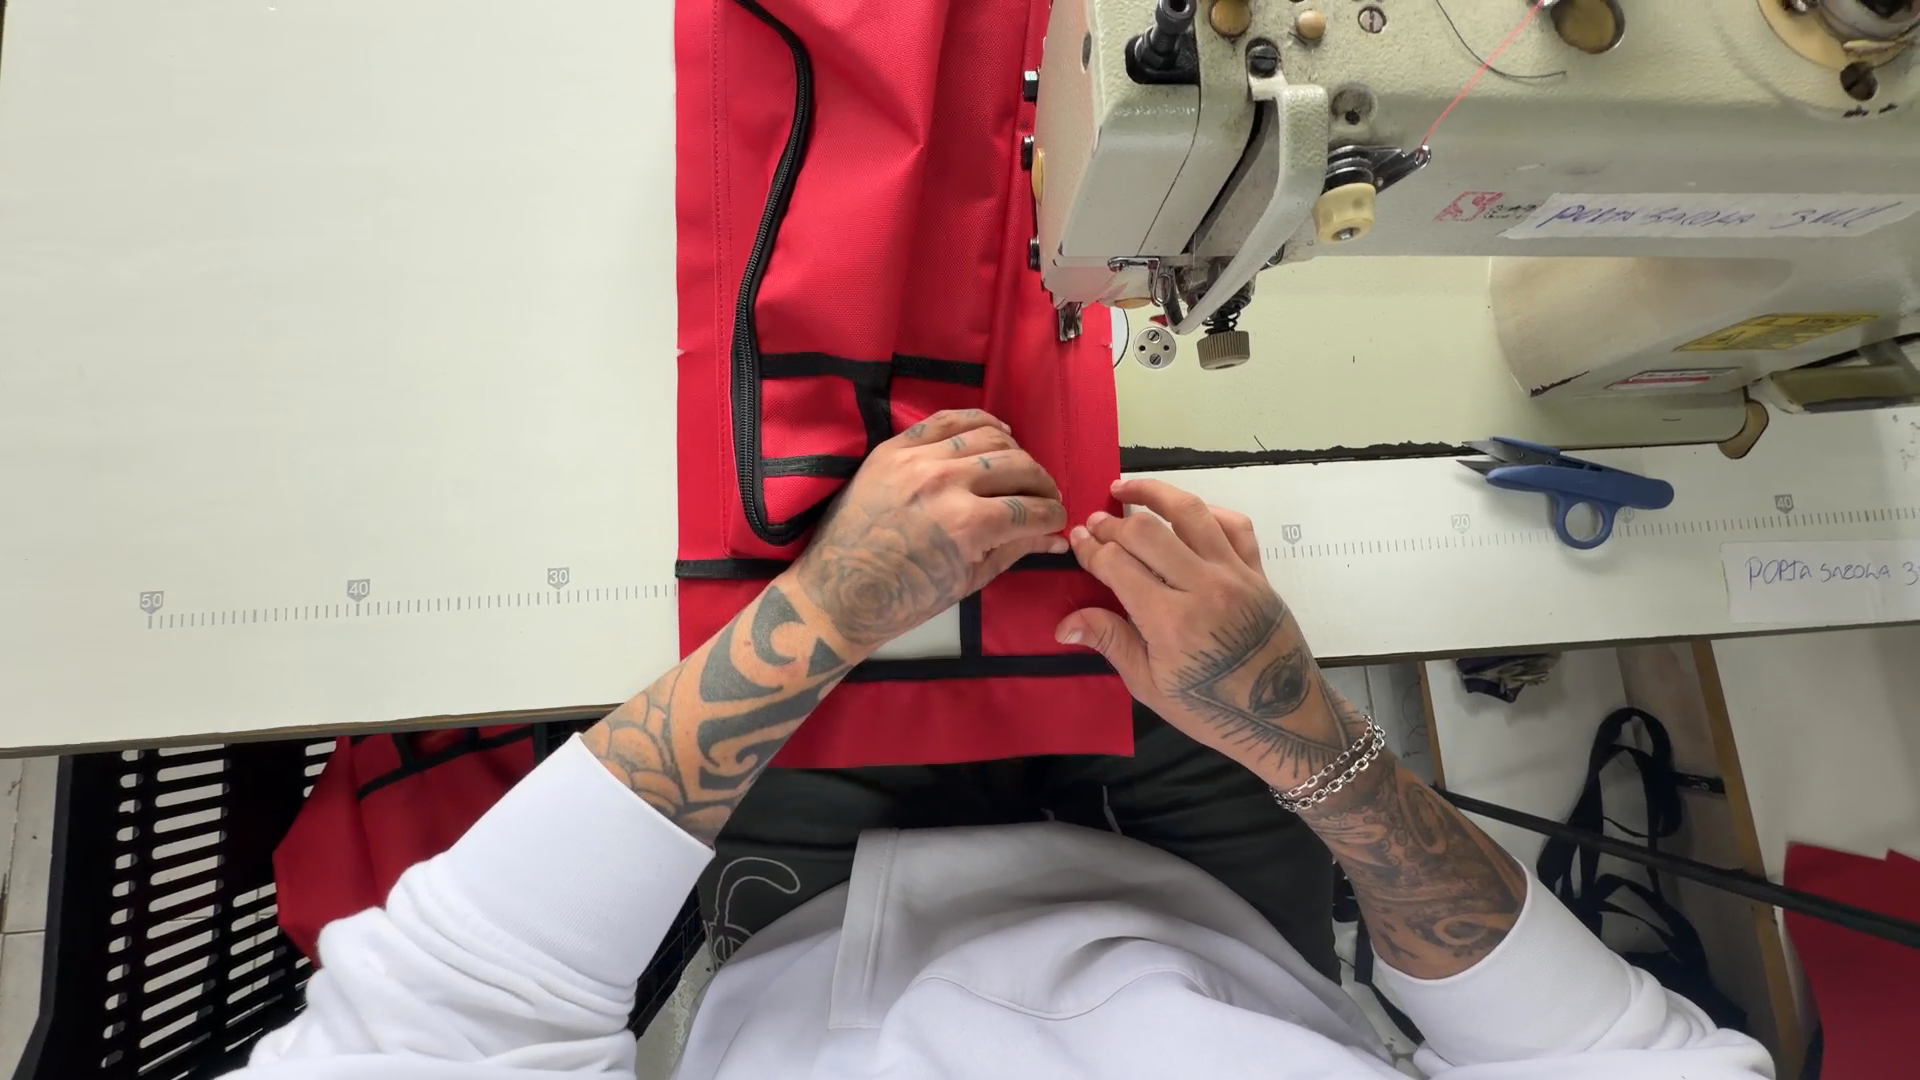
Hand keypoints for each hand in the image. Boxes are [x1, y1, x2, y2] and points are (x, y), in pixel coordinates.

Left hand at [790, 409, 1068, 659]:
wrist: (838, 592)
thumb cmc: (905, 599)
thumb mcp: (967, 580)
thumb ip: (1014, 550)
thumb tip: (1056, 539)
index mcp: (967, 525)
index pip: (1031, 509)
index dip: (1053, 516)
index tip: (1058, 520)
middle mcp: (946, 482)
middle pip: (1017, 467)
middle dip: (1042, 485)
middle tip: (1046, 498)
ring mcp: (917, 459)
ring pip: (989, 437)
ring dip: (1016, 453)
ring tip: (1022, 470)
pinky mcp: (894, 447)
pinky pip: (947, 419)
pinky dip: (979, 422)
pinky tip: (997, 434)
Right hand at [1056, 478, 1363, 792]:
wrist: (1286, 719)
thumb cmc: (1211, 710)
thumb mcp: (1150, 686)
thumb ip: (1111, 642)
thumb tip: (1063, 623)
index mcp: (1170, 620)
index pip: (1117, 565)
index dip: (1090, 548)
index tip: (1076, 538)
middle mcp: (1203, 586)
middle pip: (1147, 531)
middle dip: (1113, 522)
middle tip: (1095, 521)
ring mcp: (1235, 574)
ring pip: (1191, 512)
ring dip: (1154, 493)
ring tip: (1127, 488)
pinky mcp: (1258, 572)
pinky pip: (1234, 525)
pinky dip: (1206, 511)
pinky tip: (1184, 512)